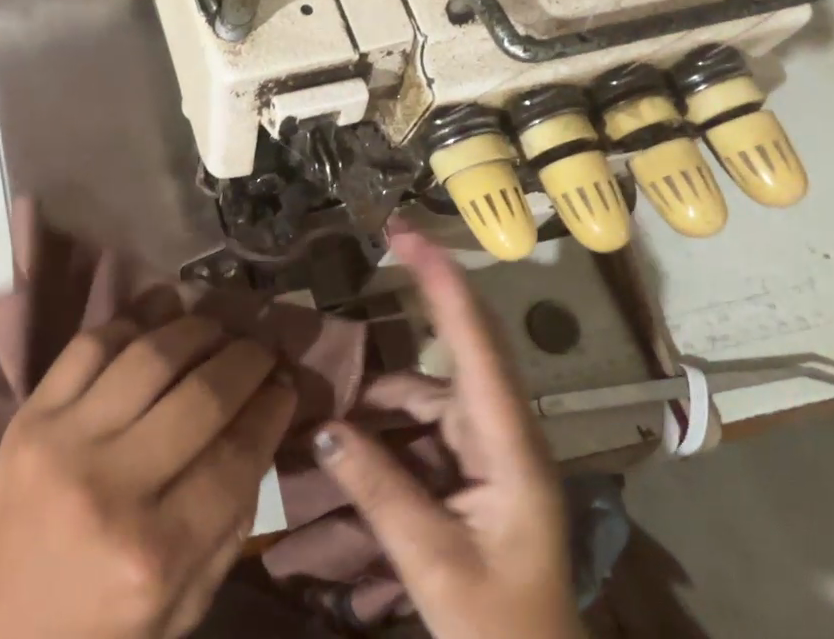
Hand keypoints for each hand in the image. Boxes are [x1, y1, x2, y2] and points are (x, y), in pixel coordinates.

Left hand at [0, 311, 297, 638]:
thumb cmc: (94, 626)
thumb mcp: (181, 607)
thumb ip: (229, 528)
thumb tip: (261, 435)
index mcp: (156, 552)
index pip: (236, 456)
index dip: (271, 410)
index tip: (289, 386)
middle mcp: (111, 485)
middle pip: (200, 395)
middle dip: (246, 361)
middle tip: (263, 349)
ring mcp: (63, 440)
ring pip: (148, 356)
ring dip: (196, 330)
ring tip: (220, 328)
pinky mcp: (30, 413)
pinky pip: (89, 346)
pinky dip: (132, 325)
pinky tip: (158, 322)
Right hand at [311, 227, 584, 638]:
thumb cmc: (500, 624)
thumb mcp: (434, 561)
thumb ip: (378, 489)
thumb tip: (325, 424)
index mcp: (510, 449)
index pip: (477, 348)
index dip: (443, 284)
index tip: (408, 233)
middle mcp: (501, 437)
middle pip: (442, 370)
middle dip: (399, 339)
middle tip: (348, 321)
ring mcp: (485, 457)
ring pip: (421, 405)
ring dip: (374, 411)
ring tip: (322, 429)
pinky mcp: (469, 476)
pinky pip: (416, 436)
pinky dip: (379, 438)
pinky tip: (344, 459)